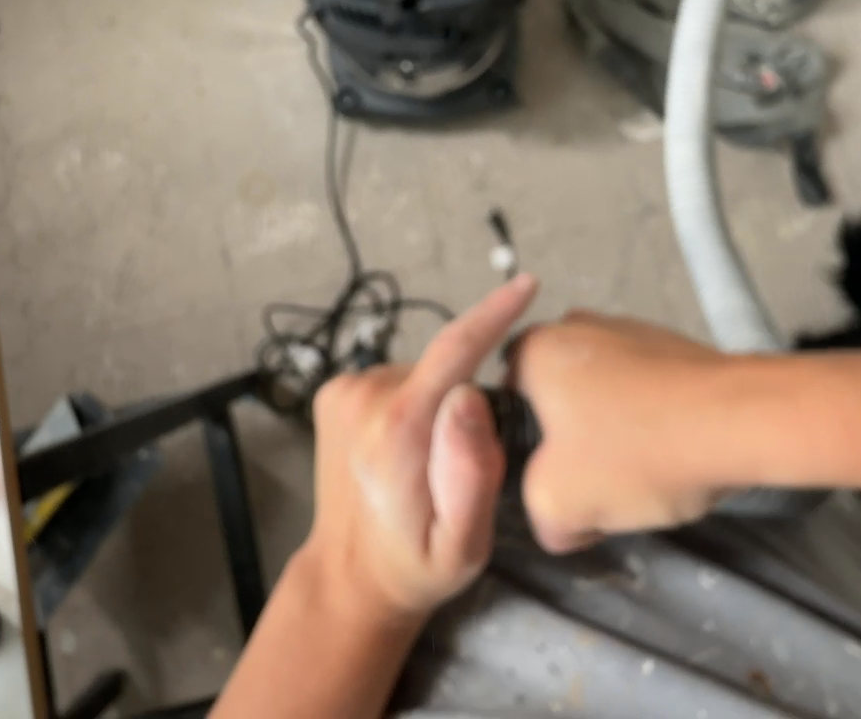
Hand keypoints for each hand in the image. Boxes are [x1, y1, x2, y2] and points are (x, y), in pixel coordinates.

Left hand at [298, 274, 538, 623]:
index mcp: (400, 429)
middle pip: (443, 370)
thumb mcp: (462, 543)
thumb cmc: (416, 564)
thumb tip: (472, 393)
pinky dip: (410, 403)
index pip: (455, 351)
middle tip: (460, 461)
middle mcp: (365, 395)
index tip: (527, 283)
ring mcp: (343, 390)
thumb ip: (472, 473)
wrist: (350, 576)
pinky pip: (395, 381)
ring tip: (426, 461)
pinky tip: (400, 446)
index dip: (494, 313)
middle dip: (466, 399)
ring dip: (435, 404)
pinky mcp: (333, 392)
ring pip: (419, 376)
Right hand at [509, 311, 745, 552]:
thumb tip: (557, 515)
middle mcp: (576, 324)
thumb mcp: (559, 505)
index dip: (521, 443)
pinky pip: (642, 386)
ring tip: (641, 468)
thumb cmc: (635, 451)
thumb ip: (538, 513)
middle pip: (555, 394)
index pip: (503, 395)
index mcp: (536, 348)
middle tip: (593, 478)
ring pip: (600, 390)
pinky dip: (649, 416)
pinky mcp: (671, 343)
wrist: (740, 422)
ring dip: (611, 427)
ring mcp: (628, 327)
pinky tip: (671, 450)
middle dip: (568, 437)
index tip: (548, 473)